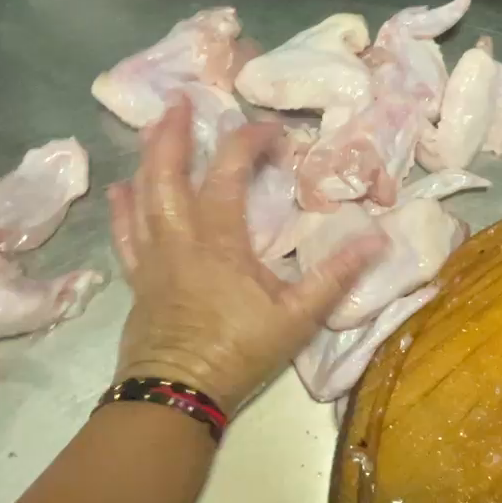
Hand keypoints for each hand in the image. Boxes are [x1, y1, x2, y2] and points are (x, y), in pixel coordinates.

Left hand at [106, 98, 384, 411]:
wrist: (172, 400)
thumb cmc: (237, 351)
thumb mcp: (298, 316)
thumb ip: (336, 275)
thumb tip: (379, 238)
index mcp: (219, 241)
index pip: (230, 174)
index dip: (249, 143)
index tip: (274, 130)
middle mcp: (180, 239)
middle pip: (169, 177)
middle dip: (175, 137)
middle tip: (181, 102)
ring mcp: (154, 259)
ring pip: (144, 198)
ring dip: (148, 160)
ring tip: (153, 129)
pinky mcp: (140, 280)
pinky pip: (127, 234)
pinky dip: (125, 208)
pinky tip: (122, 190)